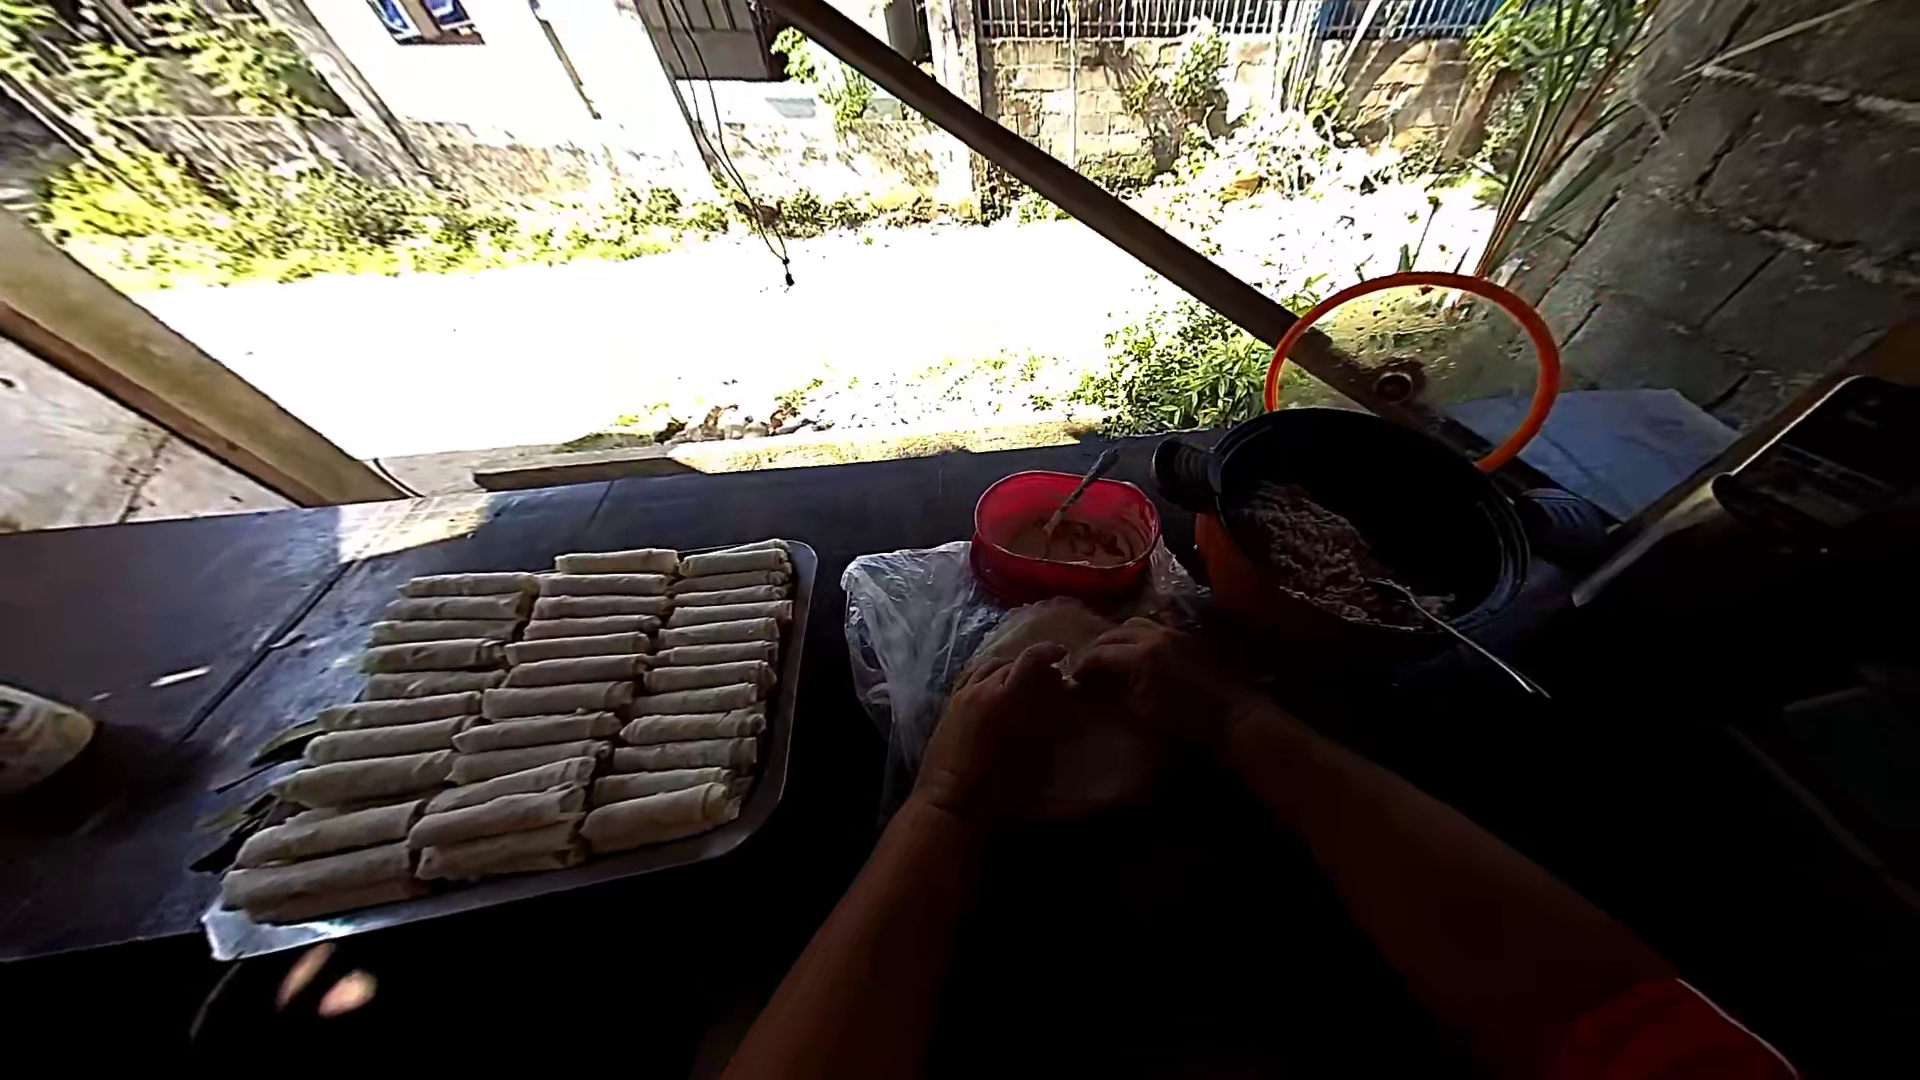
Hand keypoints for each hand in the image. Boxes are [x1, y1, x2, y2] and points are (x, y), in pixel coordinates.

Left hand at [912, 642, 1072, 824]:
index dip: (1048, 651)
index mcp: (1005, 697)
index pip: (1030, 659)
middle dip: (1031, 667)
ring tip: (1020, 682)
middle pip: (1011, 663)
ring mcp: (962, 695)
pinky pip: (970, 678)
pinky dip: (987, 676)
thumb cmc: (999, 787)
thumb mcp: (1035, 755)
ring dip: (1008, 669)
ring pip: (988, 667)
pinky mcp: (949, 706)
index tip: (1061, 654)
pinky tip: (992, 688)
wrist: (950, 803)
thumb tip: (1061, 698)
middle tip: (1047, 681)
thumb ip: (1050, 722)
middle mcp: (982, 688)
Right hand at [1069, 618, 1269, 751]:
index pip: (1100, 654)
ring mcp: (1173, 633)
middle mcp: (1154, 635)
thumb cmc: (1187, 721)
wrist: (1234, 717)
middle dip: (1097, 648)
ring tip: (1110, 654)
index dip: (1083, 665)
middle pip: (1114, 632)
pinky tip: (1136, 652)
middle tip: (1087, 664)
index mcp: (1141, 655)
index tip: (1073, 676)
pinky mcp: (1187, 637)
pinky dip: (1137, 636)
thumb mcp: (1143, 710)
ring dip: (1117, 637)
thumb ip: (1116, 691)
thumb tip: (1095, 685)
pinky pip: (1154, 628)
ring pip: (1134, 624)